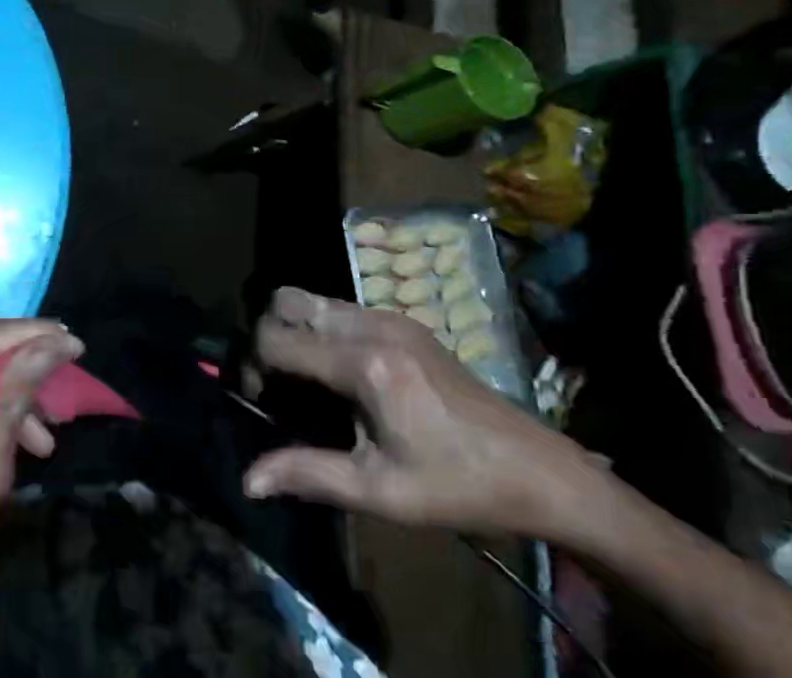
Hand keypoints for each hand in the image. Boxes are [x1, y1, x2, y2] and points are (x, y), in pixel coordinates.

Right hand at [244, 287, 611, 540]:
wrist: (543, 473)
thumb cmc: (459, 487)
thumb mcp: (380, 491)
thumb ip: (308, 474)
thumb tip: (248, 482)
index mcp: (364, 365)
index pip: (275, 340)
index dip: (255, 370)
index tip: (266, 405)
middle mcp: (372, 327)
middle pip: (285, 302)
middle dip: (268, 337)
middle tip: (280, 382)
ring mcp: (391, 319)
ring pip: (310, 299)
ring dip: (294, 331)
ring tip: (307, 378)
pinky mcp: (405, 322)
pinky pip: (339, 309)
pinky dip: (321, 330)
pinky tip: (340, 374)